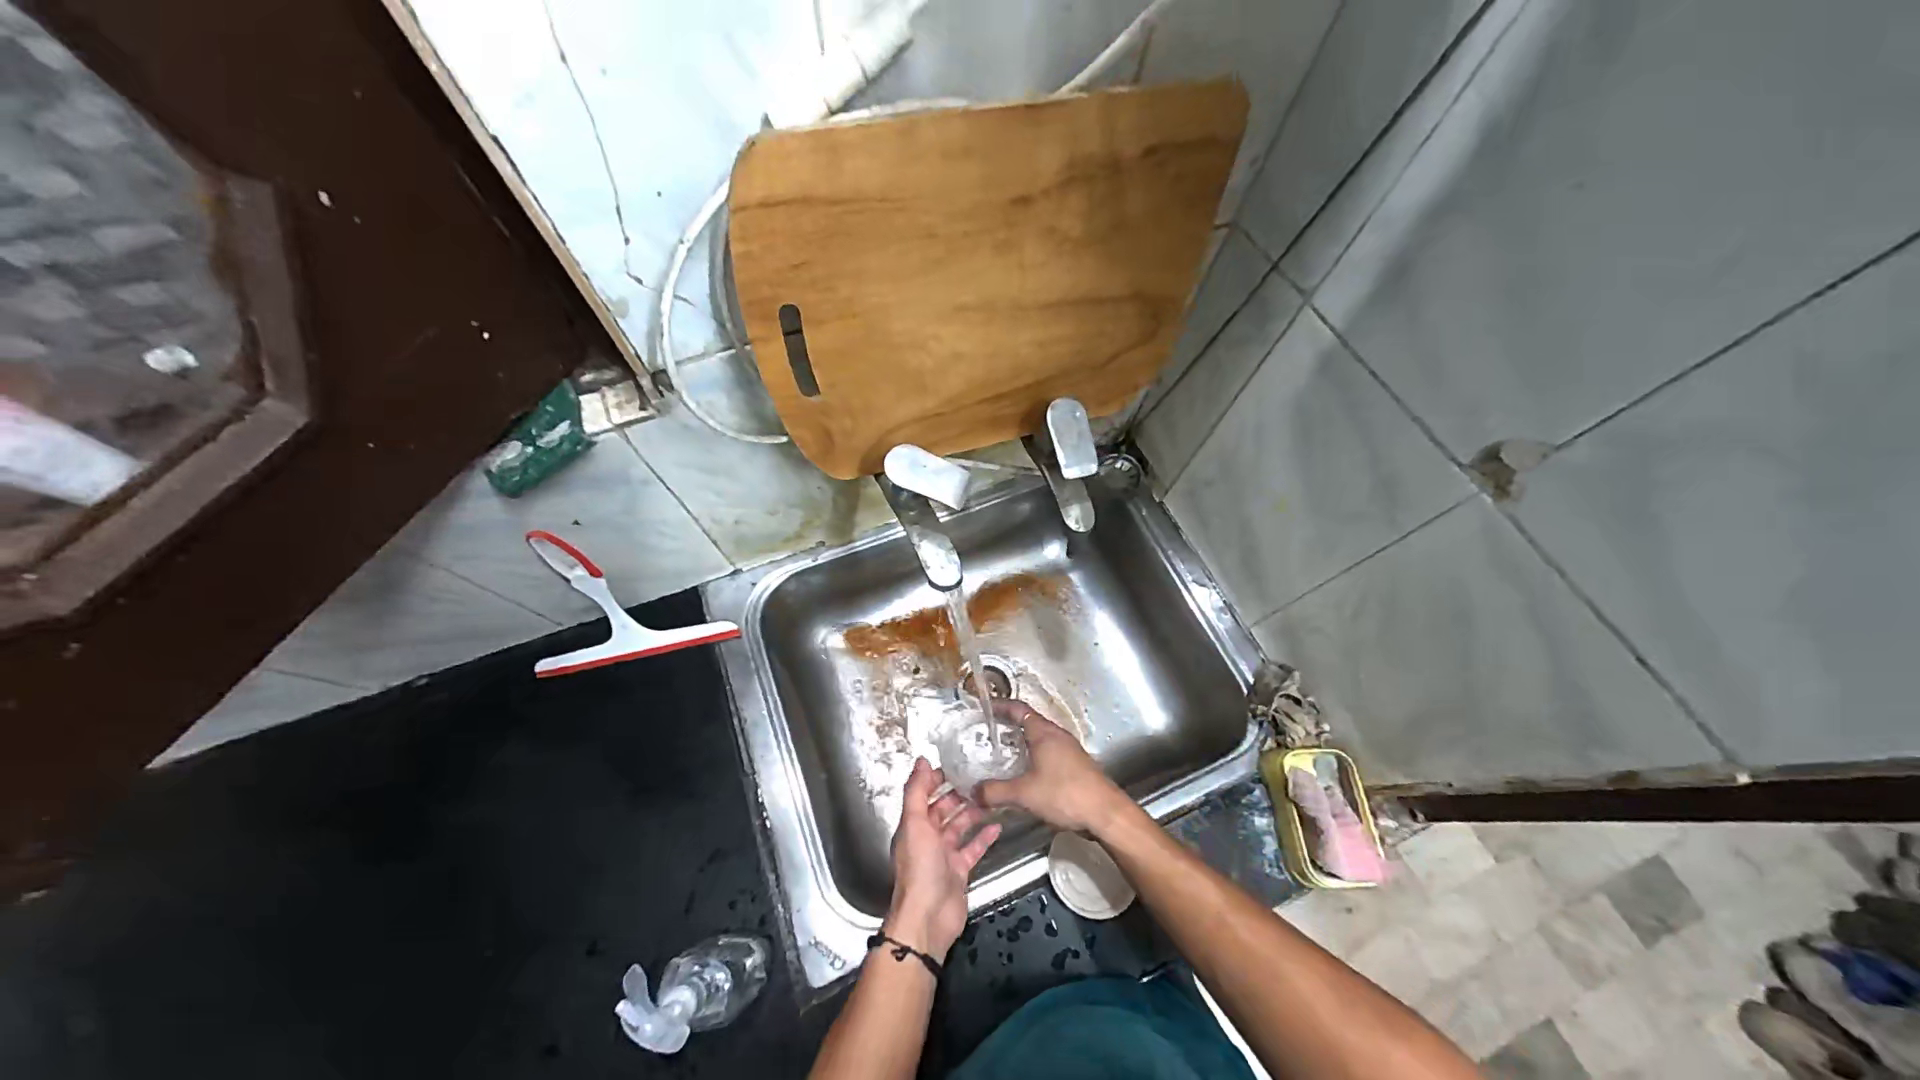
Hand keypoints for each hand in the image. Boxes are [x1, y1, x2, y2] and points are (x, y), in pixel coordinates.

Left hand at [885, 757, 1000, 957]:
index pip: (923, 796)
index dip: (935, 780)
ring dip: (972, 813)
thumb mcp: (915, 823)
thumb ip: (917, 791)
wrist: (928, 917)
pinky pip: (973, 848)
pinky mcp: (960, 871)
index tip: (954, 765)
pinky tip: (997, 826)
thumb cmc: (919, 868)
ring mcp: (944, 855)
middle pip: (942, 811)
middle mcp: (927, 838)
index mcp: (913, 825)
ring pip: (960, 828)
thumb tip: (921, 761)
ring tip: (990, 797)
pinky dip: (984, 837)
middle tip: (978, 778)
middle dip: (957, 795)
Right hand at [976, 700, 1133, 835]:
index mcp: (1044, 733)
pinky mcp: (1075, 766)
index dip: (1000, 705)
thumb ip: (996, 791)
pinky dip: (1033, 757)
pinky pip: (1048, 753)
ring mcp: (1068, 750)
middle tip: (987, 733)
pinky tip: (1025, 775)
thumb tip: (974, 792)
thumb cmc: (1066, 794)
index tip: (984, 707)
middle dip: (1007, 726)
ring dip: (1020, 743)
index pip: (1018, 708)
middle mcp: (1057, 736)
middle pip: (1029, 722)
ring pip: (1039, 739)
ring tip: (1001, 754)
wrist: (1106, 813)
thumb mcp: (1024, 793)